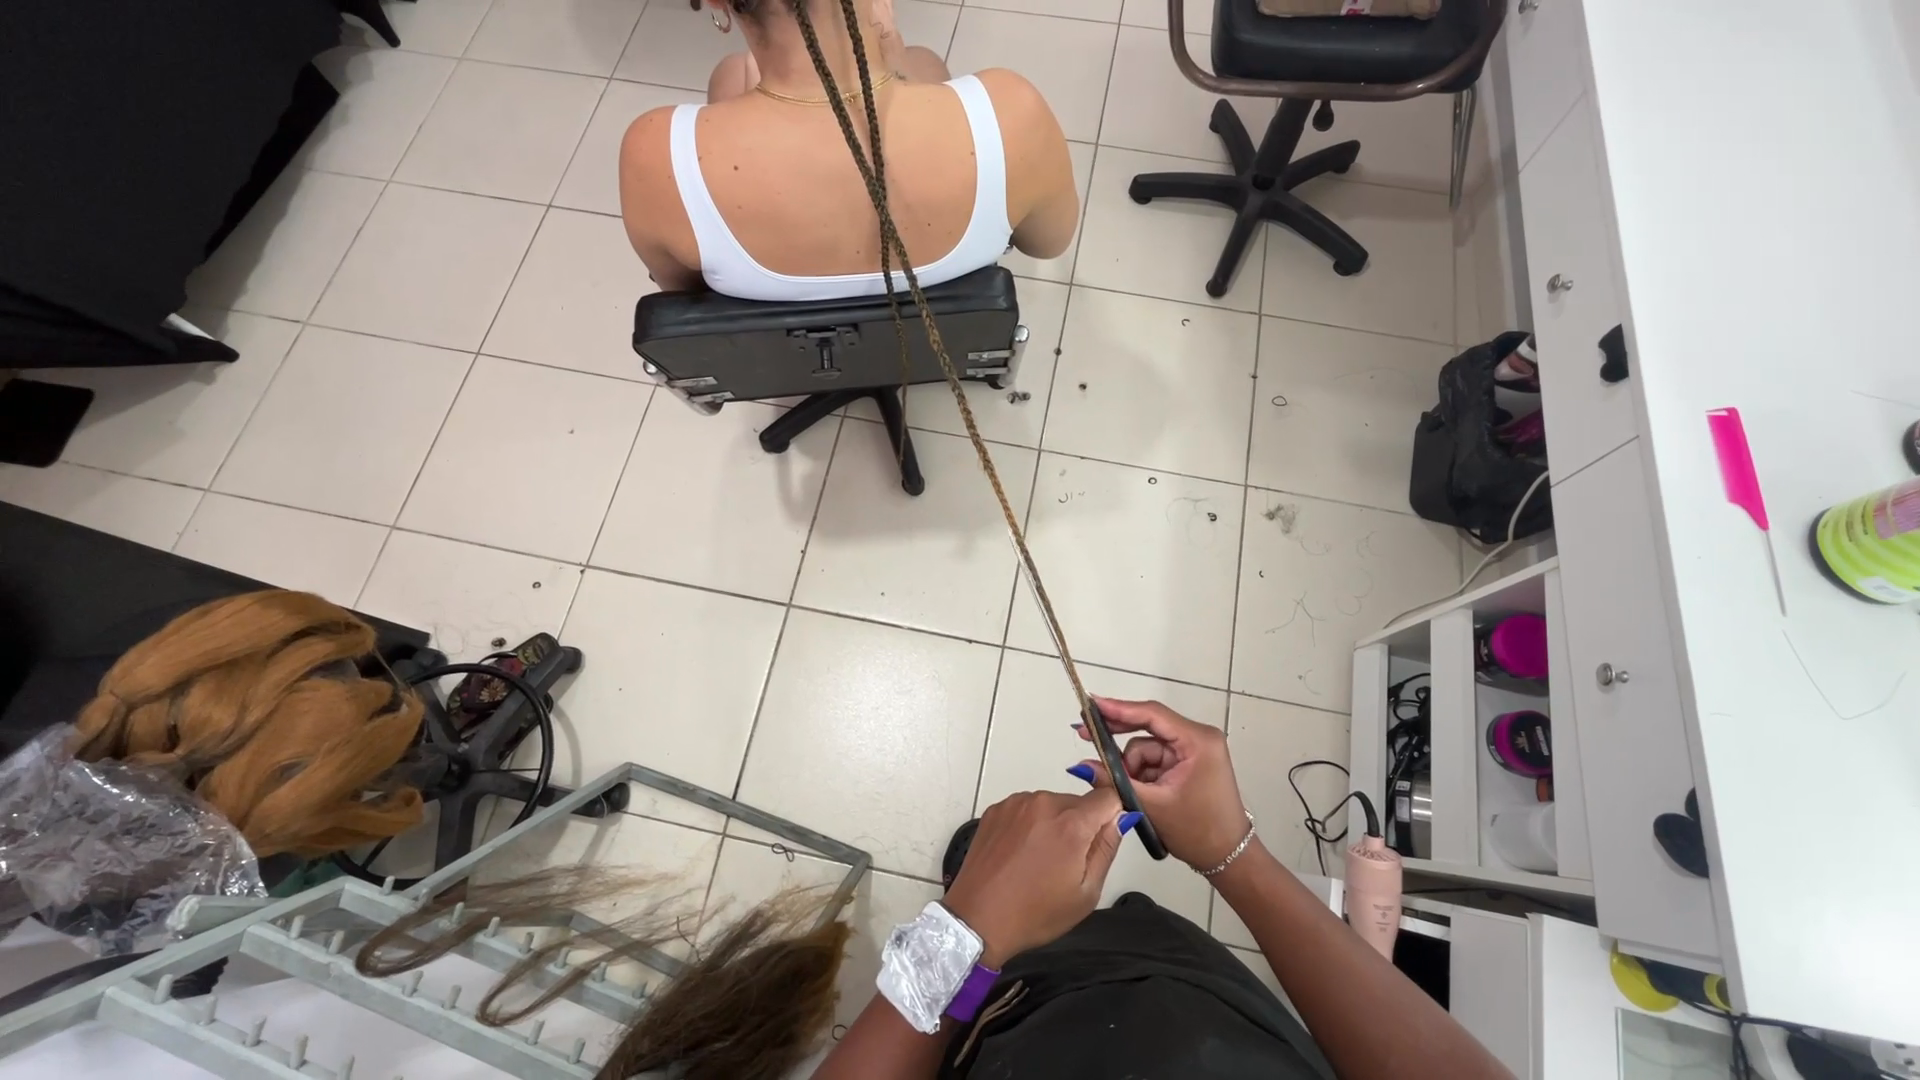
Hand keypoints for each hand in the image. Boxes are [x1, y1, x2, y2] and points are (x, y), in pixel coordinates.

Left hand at [942, 788, 1127, 967]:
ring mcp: (1016, 803)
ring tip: (1039, 862)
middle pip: (1077, 802)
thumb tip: (1120, 818)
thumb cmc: (1034, 913)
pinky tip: (1019, 855)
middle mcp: (1043, 803)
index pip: (1107, 797)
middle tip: (1067, 862)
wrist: (977, 919)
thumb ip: (1106, 848)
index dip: (1112, 814)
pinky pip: (1026, 809)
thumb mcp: (1086, 893)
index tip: (1104, 836)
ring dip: (1053, 824)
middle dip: (1081, 826)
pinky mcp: (996, 809)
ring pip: (1051, 805)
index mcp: (1071, 823)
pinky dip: (1029, 825)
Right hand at [1073, 697, 1251, 870]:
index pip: (1152, 715)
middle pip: (1148, 726)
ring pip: (1146, 746)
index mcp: (1198, 741)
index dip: (1119, 709)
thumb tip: (1079, 766)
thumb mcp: (1153, 805)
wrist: (1229, 858)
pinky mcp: (1186, 763)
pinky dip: (1140, 772)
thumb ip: (1115, 782)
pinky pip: (1153, 759)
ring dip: (1130, 766)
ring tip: (1123, 790)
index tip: (1090, 704)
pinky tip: (1134, 789)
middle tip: (1084, 734)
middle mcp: (1197, 738)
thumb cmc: (1198, 831)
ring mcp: (1192, 750)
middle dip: (1117, 733)